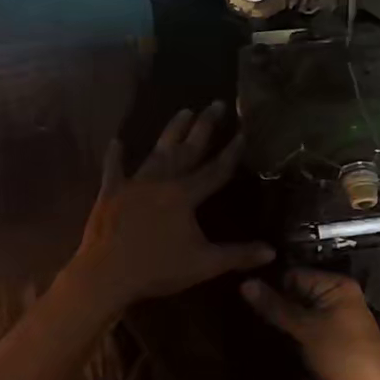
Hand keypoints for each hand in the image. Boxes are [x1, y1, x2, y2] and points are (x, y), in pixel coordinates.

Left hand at [62, 102, 274, 310]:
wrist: (107, 275)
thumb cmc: (158, 269)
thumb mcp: (204, 264)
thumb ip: (238, 255)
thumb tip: (272, 252)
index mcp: (185, 195)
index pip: (215, 169)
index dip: (232, 152)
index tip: (244, 131)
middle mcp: (162, 181)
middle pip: (188, 150)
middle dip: (204, 127)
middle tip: (216, 104)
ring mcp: (134, 184)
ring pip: (157, 152)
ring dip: (171, 131)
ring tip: (184, 111)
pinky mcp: (110, 193)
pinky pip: (113, 169)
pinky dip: (115, 156)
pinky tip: (116, 141)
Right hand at [241, 268, 379, 379]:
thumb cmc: (343, 356)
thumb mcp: (306, 328)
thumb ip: (275, 306)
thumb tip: (244, 283)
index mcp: (336, 284)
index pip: (293, 273)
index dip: (268, 281)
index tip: (238, 288)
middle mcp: (334, 294)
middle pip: (294, 290)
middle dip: (270, 299)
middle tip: (237, 303)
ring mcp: (330, 316)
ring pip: (295, 309)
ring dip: (275, 315)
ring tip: (242, 315)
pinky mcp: (325, 335)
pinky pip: (300, 324)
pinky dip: (285, 328)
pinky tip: (260, 329)